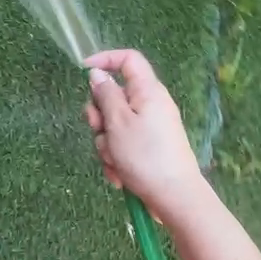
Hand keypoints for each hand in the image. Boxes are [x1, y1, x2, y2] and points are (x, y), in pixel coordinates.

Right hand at [83, 49, 210, 227]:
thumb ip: (105, 94)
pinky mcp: (148, 149)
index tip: (84, 71)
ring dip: (106, 143)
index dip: (105, 59)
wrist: (176, 200)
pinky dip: (116, 158)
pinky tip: (119, 175)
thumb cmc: (146, 156)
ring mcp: (150, 128)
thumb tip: (97, 74)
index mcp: (148, 91)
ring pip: (113, 124)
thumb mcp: (117, 121)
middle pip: (114, 96)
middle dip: (100, 115)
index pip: (128, 59)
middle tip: (100, 129)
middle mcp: (150, 106)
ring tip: (115, 161)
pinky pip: (122, 145)